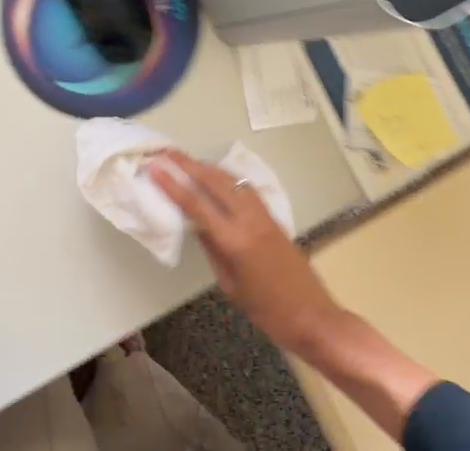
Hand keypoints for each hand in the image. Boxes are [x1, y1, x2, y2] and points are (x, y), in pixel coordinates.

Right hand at [147, 150, 337, 353]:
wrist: (314, 317)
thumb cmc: (267, 311)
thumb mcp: (229, 284)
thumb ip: (212, 249)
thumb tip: (196, 223)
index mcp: (235, 241)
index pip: (197, 204)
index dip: (173, 184)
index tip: (155, 166)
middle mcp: (249, 220)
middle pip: (215, 181)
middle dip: (189, 164)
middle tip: (167, 152)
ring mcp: (264, 216)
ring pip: (232, 180)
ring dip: (208, 167)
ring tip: (187, 160)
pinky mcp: (274, 217)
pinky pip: (246, 188)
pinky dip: (227, 177)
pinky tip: (217, 178)